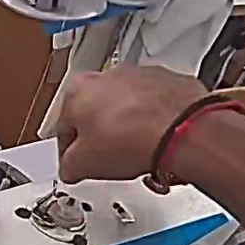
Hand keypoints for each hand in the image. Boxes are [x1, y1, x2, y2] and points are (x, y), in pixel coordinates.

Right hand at [53, 66, 208, 182]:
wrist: (181, 131)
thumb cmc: (131, 139)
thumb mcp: (82, 165)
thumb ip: (68, 165)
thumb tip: (72, 167)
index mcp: (77, 92)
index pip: (63, 128)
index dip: (68, 153)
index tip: (75, 165)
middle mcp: (106, 77)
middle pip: (94, 113)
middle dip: (98, 137)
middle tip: (104, 160)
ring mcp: (138, 76)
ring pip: (123, 107)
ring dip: (124, 128)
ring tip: (132, 154)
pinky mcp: (167, 81)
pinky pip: (151, 106)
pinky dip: (150, 122)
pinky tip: (152, 143)